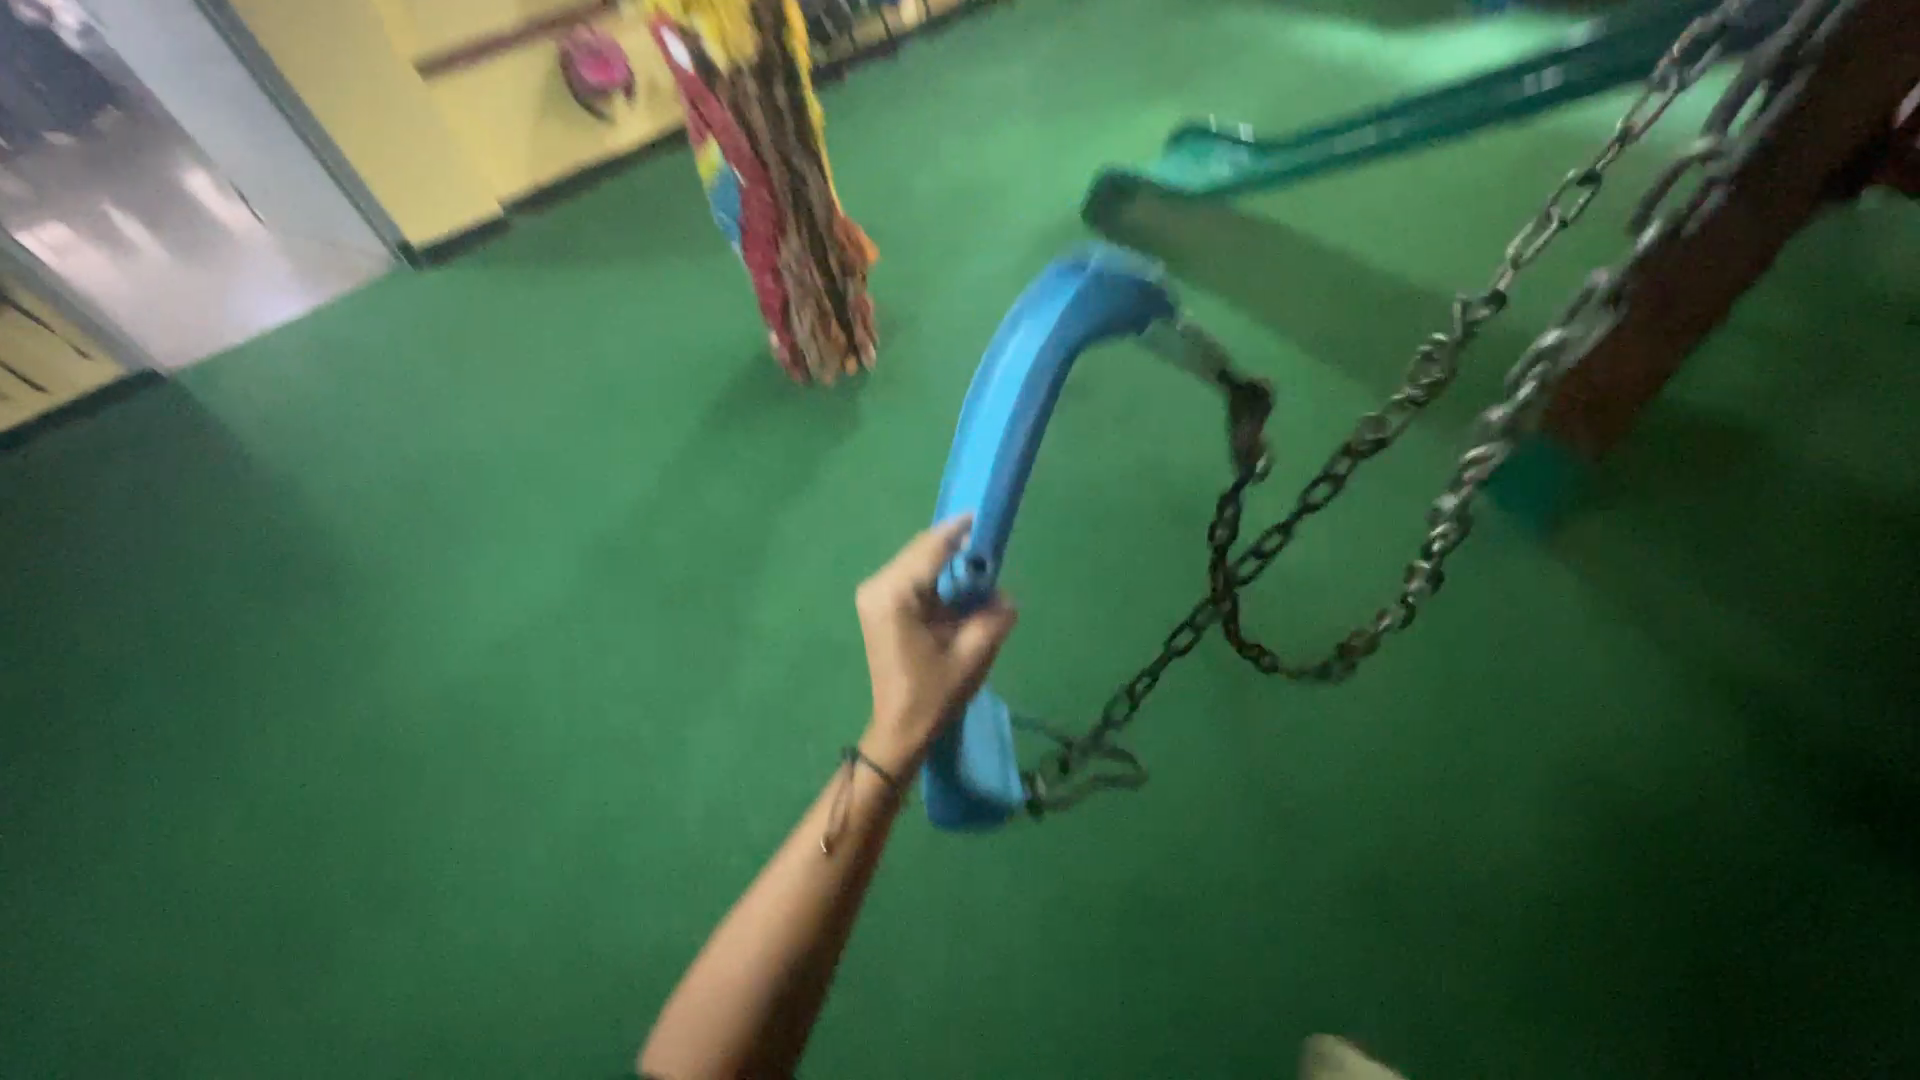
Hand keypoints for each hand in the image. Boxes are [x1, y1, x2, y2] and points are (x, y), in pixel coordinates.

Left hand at [855, 517, 1017, 775]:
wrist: (899, 728)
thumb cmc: (933, 694)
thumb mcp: (973, 653)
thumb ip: (994, 615)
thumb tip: (1002, 594)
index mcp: (895, 594)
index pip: (931, 548)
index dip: (960, 530)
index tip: (985, 515)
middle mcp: (877, 586)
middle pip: (921, 550)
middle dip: (955, 546)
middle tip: (989, 546)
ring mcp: (873, 595)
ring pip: (916, 561)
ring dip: (946, 561)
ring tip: (979, 566)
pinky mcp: (878, 606)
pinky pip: (911, 577)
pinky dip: (935, 576)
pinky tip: (958, 584)